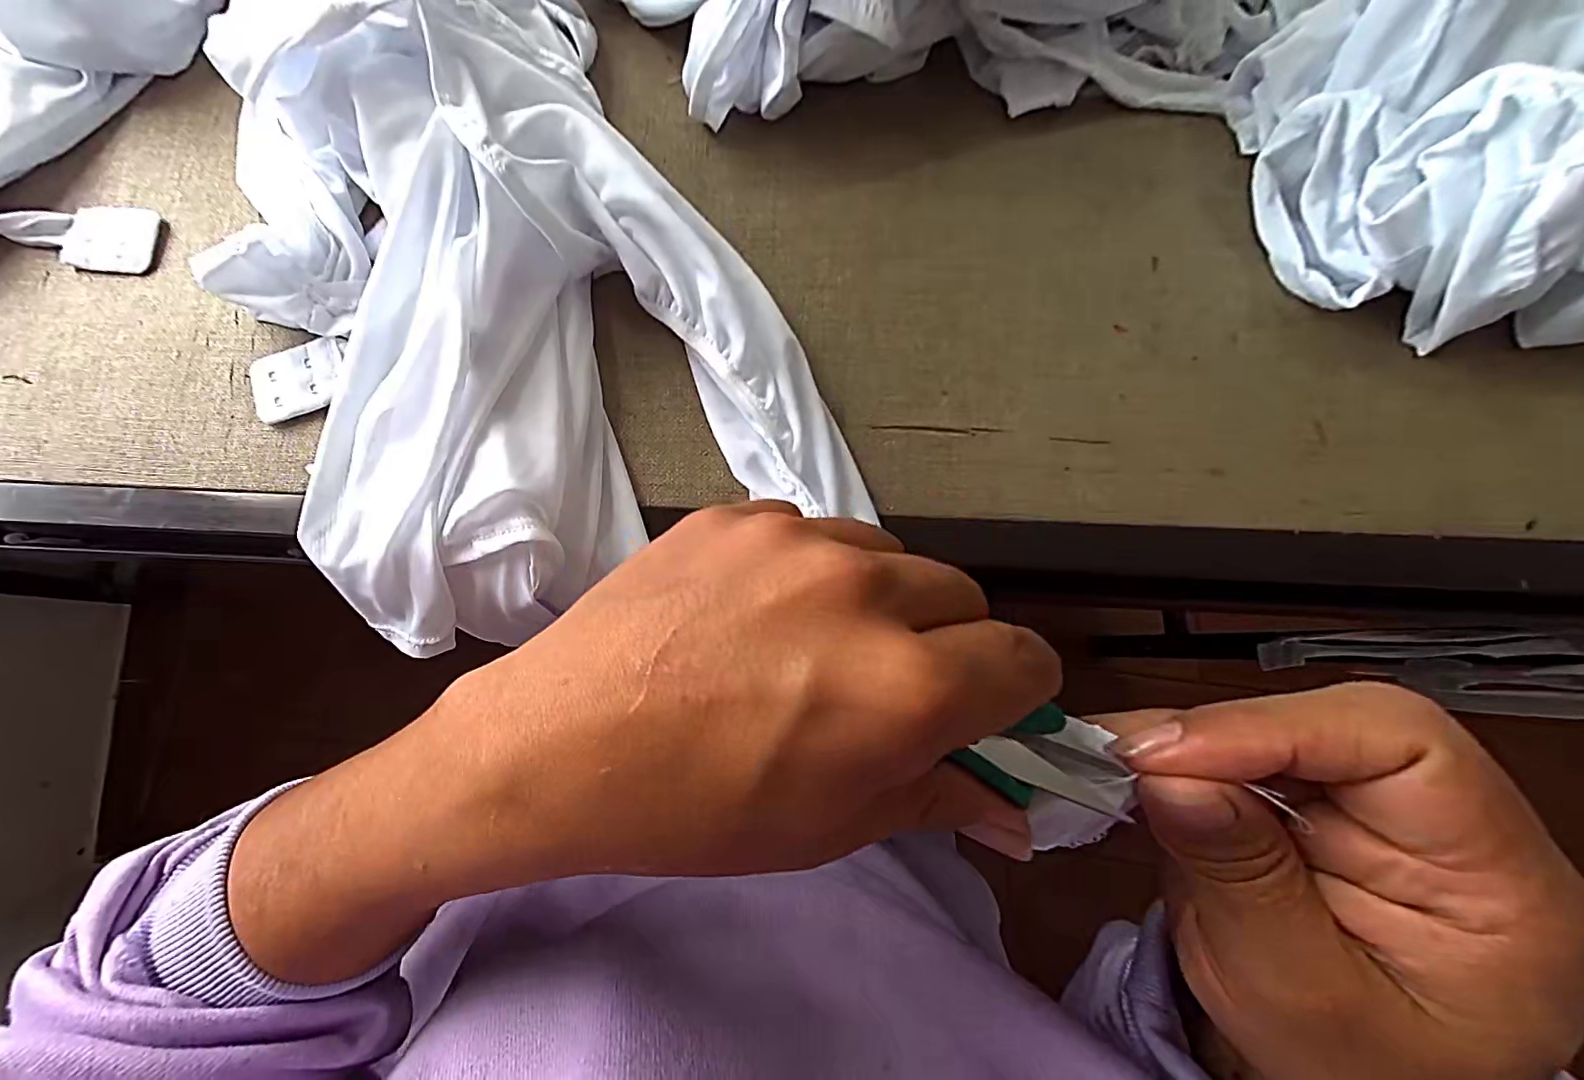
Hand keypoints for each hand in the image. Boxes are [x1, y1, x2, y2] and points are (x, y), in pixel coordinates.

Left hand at [231, 502, 1056, 981]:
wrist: (557, 743)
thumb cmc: (698, 809)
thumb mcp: (830, 826)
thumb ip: (937, 796)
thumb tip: (1014, 808)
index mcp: (905, 684)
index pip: (1026, 659)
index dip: (1016, 691)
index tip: (984, 706)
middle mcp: (866, 590)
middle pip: (966, 594)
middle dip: (948, 642)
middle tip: (885, 680)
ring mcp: (796, 537)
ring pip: (890, 555)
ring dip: (879, 598)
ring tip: (811, 640)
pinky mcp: (738, 512)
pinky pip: (812, 531)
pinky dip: (808, 569)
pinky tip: (753, 610)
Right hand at [1095, 683, 1583, 1079]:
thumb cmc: (1352, 1069)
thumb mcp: (1296, 991)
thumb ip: (1239, 878)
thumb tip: (1170, 778)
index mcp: (1497, 878)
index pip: (1399, 741)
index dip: (1271, 728)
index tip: (1169, 755)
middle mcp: (1438, 820)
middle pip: (1320, 722)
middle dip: (1213, 735)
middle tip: (1125, 757)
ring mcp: (1368, 806)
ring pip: (1266, 728)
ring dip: (1181, 745)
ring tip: (1113, 765)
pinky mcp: (1308, 802)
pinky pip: (1237, 754)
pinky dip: (1175, 761)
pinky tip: (1134, 776)